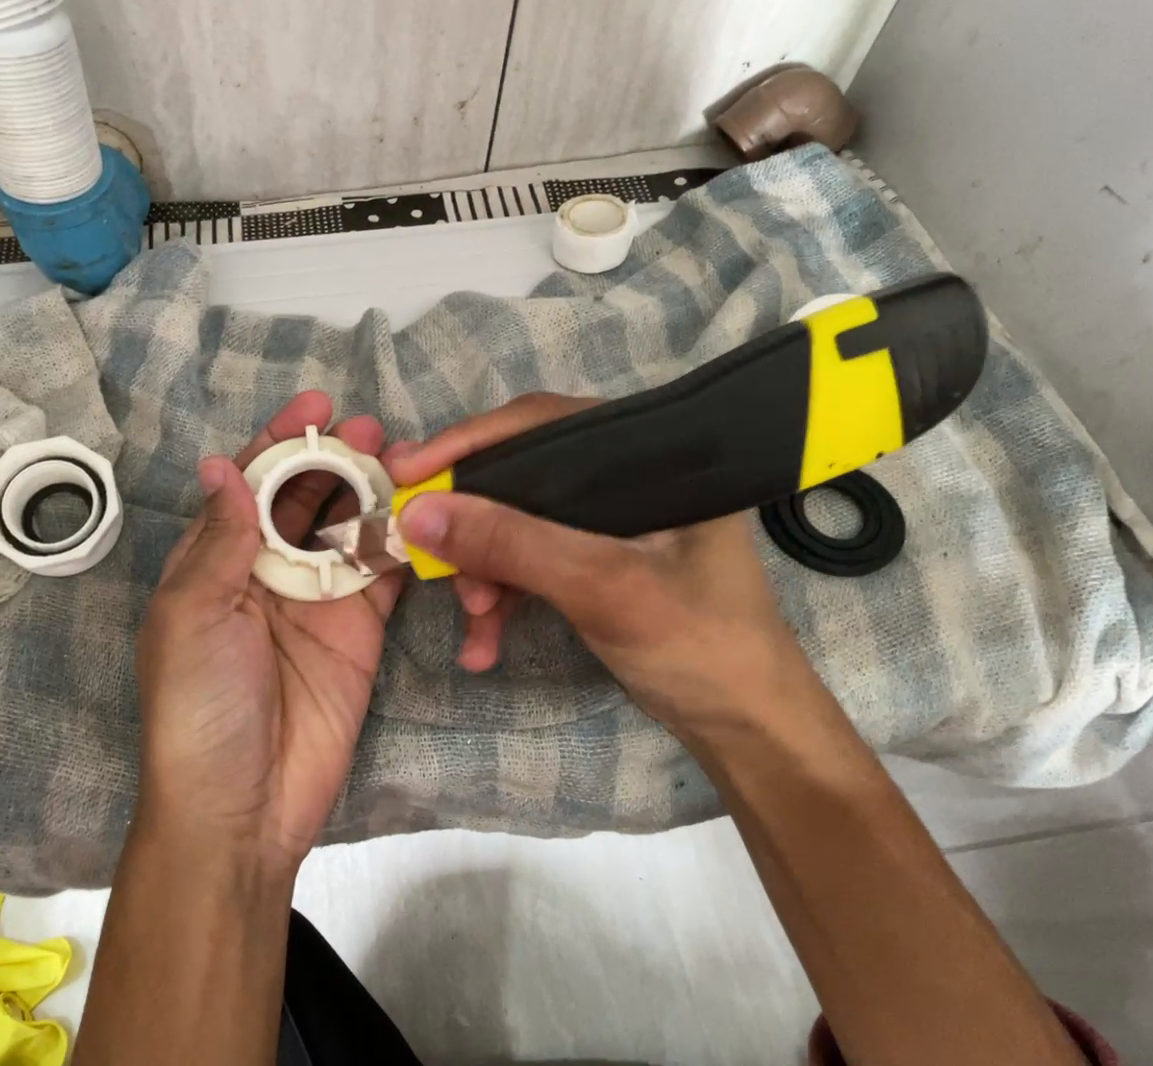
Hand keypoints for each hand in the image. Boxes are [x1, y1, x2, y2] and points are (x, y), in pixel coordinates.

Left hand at [135, 391, 402, 870]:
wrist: (242, 806)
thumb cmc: (200, 706)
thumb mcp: (193, 615)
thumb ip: (220, 541)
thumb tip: (222, 464)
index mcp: (213, 561)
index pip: (247, 485)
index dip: (278, 442)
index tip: (316, 407)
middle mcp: (264, 572)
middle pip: (303, 498)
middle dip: (332, 459)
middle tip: (371, 429)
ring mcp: (316, 601)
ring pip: (346, 528)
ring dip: (371, 491)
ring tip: (401, 457)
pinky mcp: (359, 632)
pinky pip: (381, 575)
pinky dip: (400, 543)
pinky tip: (420, 511)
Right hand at [387, 392, 815, 734]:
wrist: (748, 729)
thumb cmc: (699, 645)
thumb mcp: (601, 587)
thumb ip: (512, 543)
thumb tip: (415, 512)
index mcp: (649, 454)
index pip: (541, 424)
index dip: (466, 444)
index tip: (404, 474)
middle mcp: (627, 477)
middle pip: (520, 477)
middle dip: (473, 524)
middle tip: (425, 555)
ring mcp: (610, 523)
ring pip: (518, 525)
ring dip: (484, 571)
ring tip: (472, 618)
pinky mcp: (597, 562)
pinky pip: (530, 563)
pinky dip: (503, 597)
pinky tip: (484, 641)